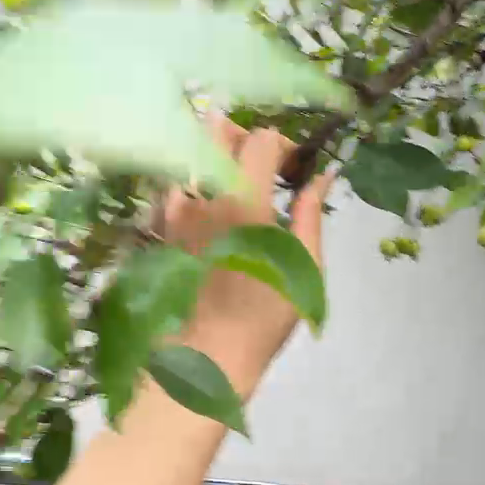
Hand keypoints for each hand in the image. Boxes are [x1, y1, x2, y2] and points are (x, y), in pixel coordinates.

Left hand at [161, 119, 331, 389]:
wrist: (206, 356)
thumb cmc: (263, 316)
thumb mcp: (304, 265)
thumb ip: (310, 213)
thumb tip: (324, 176)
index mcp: (245, 199)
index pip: (263, 139)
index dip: (286, 146)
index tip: (295, 171)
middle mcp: (205, 192)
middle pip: (218, 128)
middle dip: (246, 137)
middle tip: (265, 167)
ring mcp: (175, 208)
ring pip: (191, 152)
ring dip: (216, 154)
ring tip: (236, 183)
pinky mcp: (160, 226)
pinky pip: (175, 183)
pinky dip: (195, 181)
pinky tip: (210, 207)